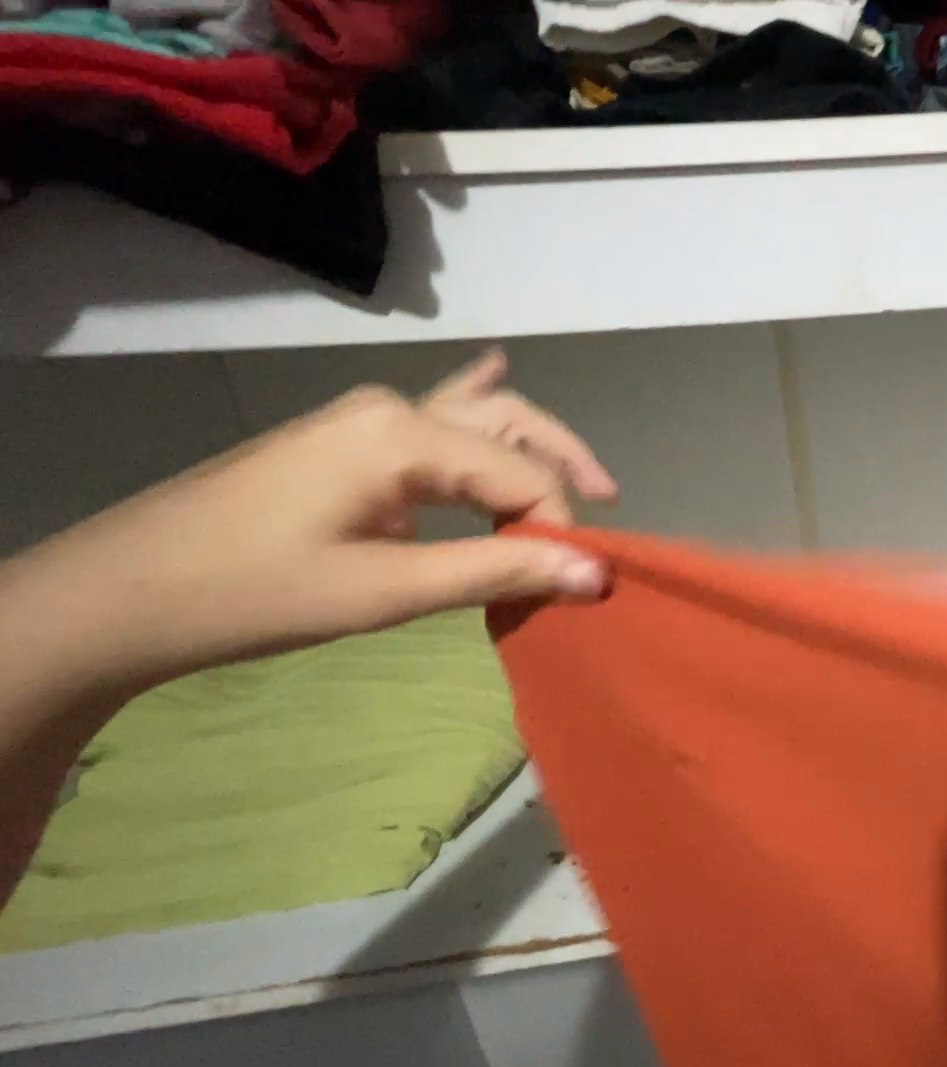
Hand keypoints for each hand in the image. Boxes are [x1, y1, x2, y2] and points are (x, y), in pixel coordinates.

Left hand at [0, 365, 611, 698]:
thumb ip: (500, 573)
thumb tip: (598, 574)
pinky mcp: (352, 441)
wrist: (117, 597)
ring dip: (533, 450)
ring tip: (583, 485)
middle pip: (512, 425)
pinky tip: (499, 369)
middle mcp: (393, 410)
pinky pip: (436, 414)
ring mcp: (367, 420)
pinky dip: (480, 402)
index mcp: (403, 436)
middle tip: (608, 512)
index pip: (521, 474)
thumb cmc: (253, 592)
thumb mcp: (387, 590)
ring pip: (480, 419)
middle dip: (565, 469)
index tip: (575, 581)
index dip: (559, 526)